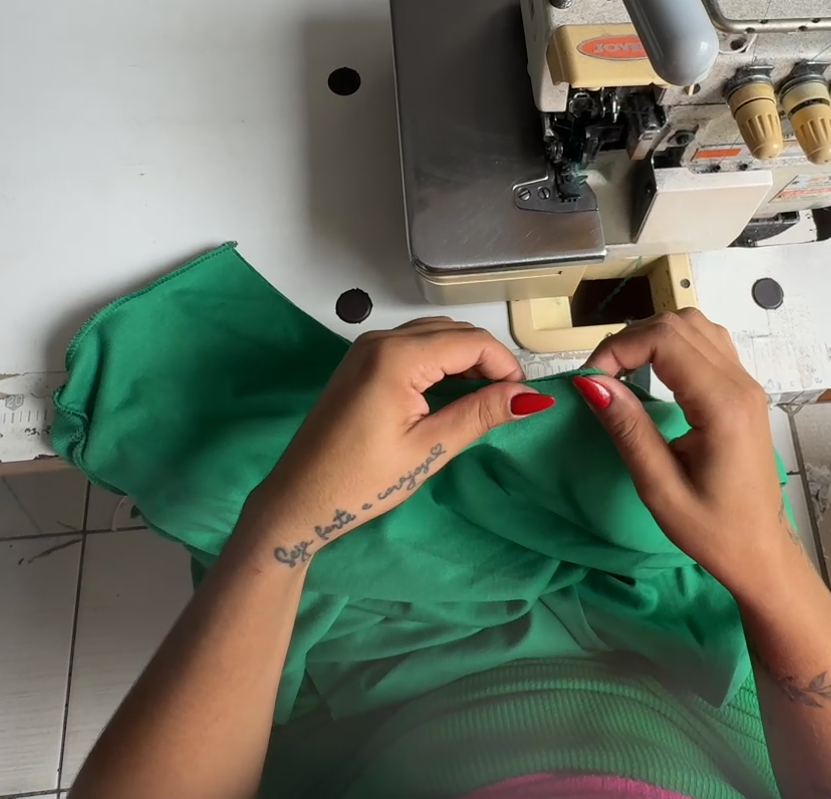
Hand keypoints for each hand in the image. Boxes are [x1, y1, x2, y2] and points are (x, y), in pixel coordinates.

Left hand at [236, 317, 553, 570]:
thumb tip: (532, 397)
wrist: (298, 498)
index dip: (505, 365)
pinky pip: (414, 345)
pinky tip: (450, 392)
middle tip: (506, 402)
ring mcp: (368, 347)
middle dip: (487, 361)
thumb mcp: (428, 449)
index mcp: (398, 356)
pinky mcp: (362, 360)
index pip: (471, 341)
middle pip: (454, 332)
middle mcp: (382, 338)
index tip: (523, 399)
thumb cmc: (362, 481)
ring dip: (465, 359)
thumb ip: (479, 414)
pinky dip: (441, 362)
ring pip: (435, 335)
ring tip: (483, 399)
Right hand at [571, 309, 801, 598]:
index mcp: (722, 405)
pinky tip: (653, 370)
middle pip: (678, 323)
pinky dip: (672, 343)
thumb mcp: (659, 488)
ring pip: (693, 324)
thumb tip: (590, 381)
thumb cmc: (713, 531)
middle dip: (629, 340)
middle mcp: (740, 383)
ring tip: (623, 371)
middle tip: (601, 377)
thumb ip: (627, 428)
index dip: (618, 348)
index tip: (590, 380)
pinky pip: (707, 341)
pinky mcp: (743, 388)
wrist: (762, 553)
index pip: (664, 339)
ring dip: (651, 336)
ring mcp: (746, 382)